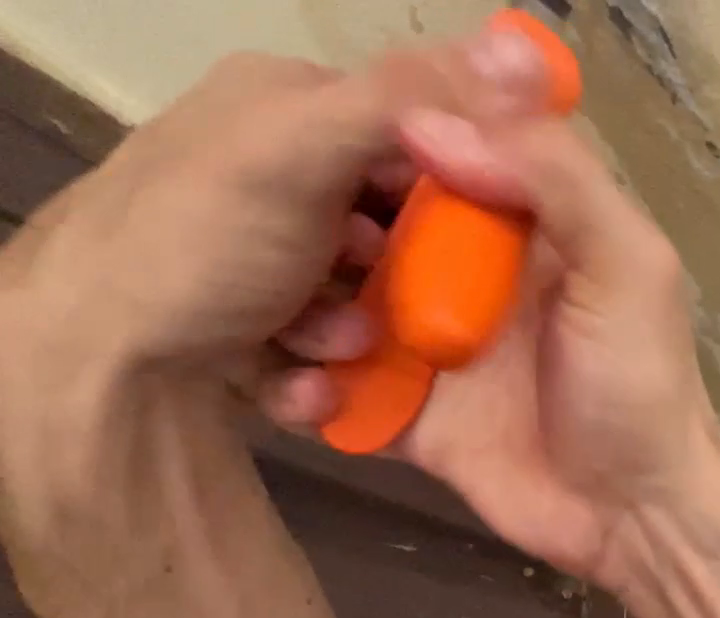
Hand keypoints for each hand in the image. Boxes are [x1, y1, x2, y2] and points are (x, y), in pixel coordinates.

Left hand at [0, 27, 550, 531]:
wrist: (100, 368)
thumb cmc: (196, 245)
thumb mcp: (298, 154)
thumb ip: (403, 103)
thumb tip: (524, 52)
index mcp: (286, 107)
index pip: (416, 130)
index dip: (457, 183)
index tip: (475, 237)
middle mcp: (284, 171)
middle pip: (407, 218)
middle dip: (409, 271)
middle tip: (394, 296)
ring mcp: (281, 248)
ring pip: (383, 287)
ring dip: (370, 325)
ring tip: (331, 340)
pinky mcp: (278, 313)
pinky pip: (348, 335)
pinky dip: (336, 362)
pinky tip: (308, 369)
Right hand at [270, 110, 719, 582]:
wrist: (636, 516)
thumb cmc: (640, 390)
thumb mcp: (630, 271)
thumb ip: (559, 183)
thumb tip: (430, 119)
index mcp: (534, 232)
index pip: (446, 151)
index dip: (389, 132)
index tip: (335, 128)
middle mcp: (476, 277)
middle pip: (372, 217)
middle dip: (324, 216)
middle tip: (301, 234)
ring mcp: (436, 343)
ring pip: (336, 294)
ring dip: (303, 299)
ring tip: (308, 316)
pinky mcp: (407, 409)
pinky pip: (334, 380)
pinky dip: (304, 380)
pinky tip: (299, 384)